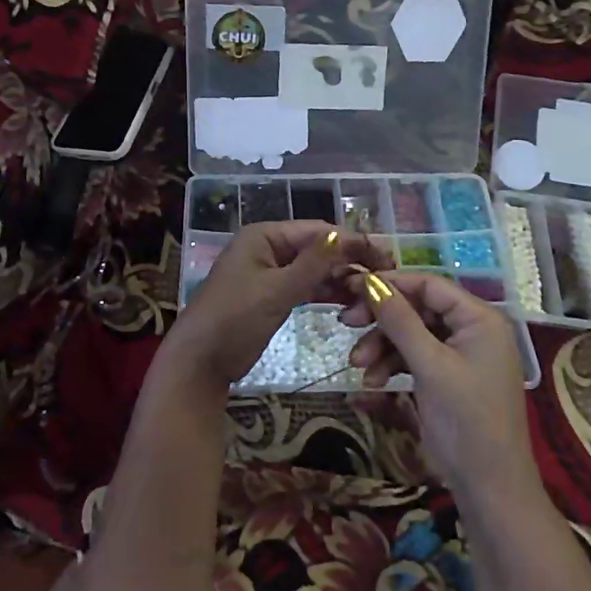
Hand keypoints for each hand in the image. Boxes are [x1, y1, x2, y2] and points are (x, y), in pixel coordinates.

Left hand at [160, 220, 390, 389]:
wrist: (202, 359)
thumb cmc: (235, 318)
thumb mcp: (276, 290)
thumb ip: (312, 264)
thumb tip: (345, 235)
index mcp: (264, 236)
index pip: (317, 231)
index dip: (353, 241)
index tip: (388, 257)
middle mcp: (268, 248)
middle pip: (317, 248)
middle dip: (349, 261)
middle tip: (386, 278)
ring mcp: (270, 273)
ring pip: (313, 269)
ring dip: (340, 278)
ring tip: (372, 293)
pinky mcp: (272, 296)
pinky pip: (305, 287)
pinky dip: (326, 292)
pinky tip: (351, 302)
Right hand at [341, 270, 536, 493]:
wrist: (487, 483)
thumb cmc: (466, 417)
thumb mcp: (429, 365)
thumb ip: (400, 320)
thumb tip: (370, 282)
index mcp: (480, 319)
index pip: (430, 284)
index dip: (390, 283)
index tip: (351, 288)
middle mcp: (471, 329)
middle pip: (417, 308)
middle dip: (381, 320)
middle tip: (346, 323)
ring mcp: (458, 354)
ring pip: (409, 334)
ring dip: (381, 346)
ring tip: (357, 366)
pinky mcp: (445, 376)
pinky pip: (412, 357)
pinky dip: (390, 366)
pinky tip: (373, 383)